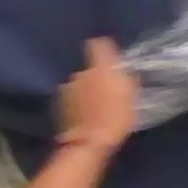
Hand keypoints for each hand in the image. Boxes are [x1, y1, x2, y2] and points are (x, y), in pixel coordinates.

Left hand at [57, 38, 138, 153]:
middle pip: (88, 69)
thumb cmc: (115, 116)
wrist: (88, 142)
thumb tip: (119, 65)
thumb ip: (124, 75)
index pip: (96, 44)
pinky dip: (77, 104)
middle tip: (107, 93)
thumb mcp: (130, 93)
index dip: (102, 48)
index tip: (109, 57)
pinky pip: (71, 99)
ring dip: (85, 91)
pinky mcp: (58, 105)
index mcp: (98, 66)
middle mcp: (79, 72)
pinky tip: (85, 115)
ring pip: (78, 85)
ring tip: (95, 107)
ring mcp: (66, 88)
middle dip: (95, 77)